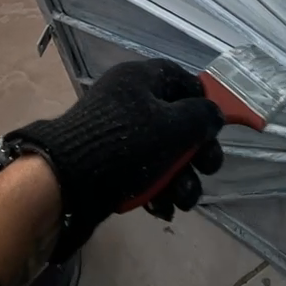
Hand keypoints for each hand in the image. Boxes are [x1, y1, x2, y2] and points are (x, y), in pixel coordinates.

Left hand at [1, 58, 224, 260]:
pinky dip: (157, 188)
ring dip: (181, 178)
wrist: (70, 180)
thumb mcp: (171, 126)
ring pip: (163, 152)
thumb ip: (200, 117)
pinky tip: (160, 207)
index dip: (201, 100)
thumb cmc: (126, 143)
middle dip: (196, 150)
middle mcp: (129, 99)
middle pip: (176, 119)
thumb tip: (214, 112)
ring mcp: (119, 132)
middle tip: (207, 170)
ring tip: (182, 200)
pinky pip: (144, 170)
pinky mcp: (111, 162)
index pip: (180, 78)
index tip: (214, 126)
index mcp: (140, 78)